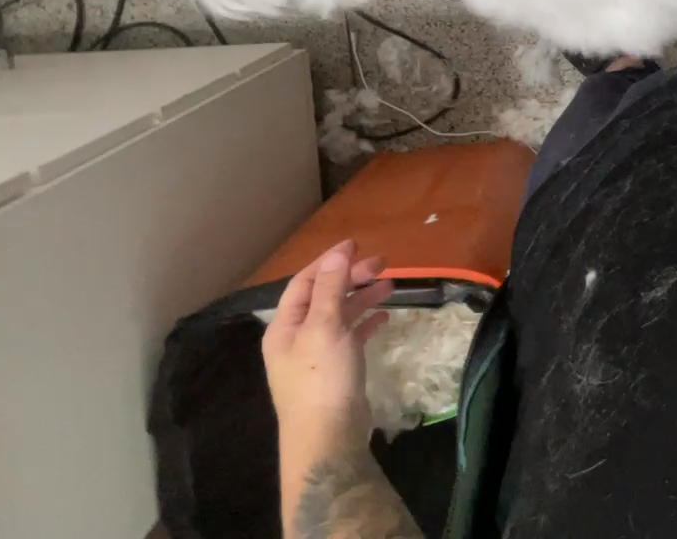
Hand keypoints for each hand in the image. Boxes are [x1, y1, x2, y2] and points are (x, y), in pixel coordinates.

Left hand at [262, 240, 394, 462]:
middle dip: (350, 276)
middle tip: (382, 263)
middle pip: (324, 296)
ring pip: (340, 314)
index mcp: (286, 327)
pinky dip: (367, 322)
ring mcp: (316, 354)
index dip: (328, 261)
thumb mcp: (325, 327)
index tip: (357, 244)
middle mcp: (297, 337)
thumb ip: (331, 288)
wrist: (327, 433)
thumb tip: (338, 252)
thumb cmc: (321, 376)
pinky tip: (385, 318)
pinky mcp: (336, 368)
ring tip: (391, 286)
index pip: (305, 283)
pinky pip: (351, 335)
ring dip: (362, 296)